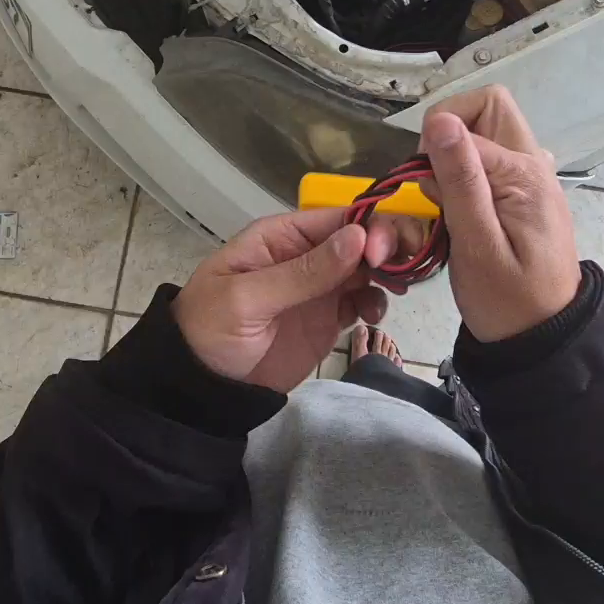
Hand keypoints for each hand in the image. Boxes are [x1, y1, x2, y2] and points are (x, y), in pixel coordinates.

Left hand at [172, 209, 390, 392]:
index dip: (369, 226)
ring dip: (389, 273)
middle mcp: (307, 254)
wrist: (202, 386)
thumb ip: (304, 272)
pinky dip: (378, 303)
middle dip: (388, 245)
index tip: (385, 252)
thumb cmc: (211, 328)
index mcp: (283, 236)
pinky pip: (363, 300)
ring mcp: (319, 287)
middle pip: (361, 237)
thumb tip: (359, 237)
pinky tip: (373, 316)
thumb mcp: (249, 298)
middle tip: (402, 271)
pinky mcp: (328, 317)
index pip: (337, 218)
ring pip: (368, 267)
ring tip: (398, 291)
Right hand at [419, 85, 580, 341]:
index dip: (431, 150)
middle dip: (446, 134)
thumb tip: (440, 120)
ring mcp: (526, 177)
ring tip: (443, 206)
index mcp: (524, 173)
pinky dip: (460, 178)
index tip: (422, 194)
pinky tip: (455, 213)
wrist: (543, 342)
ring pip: (481, 133)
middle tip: (432, 180)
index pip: (463, 122)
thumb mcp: (477, 245)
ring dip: (451, 160)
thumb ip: (461, 181)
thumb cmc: (508, 301)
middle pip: (485, 108)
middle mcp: (530, 164)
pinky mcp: (517, 193)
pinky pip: (484, 162)